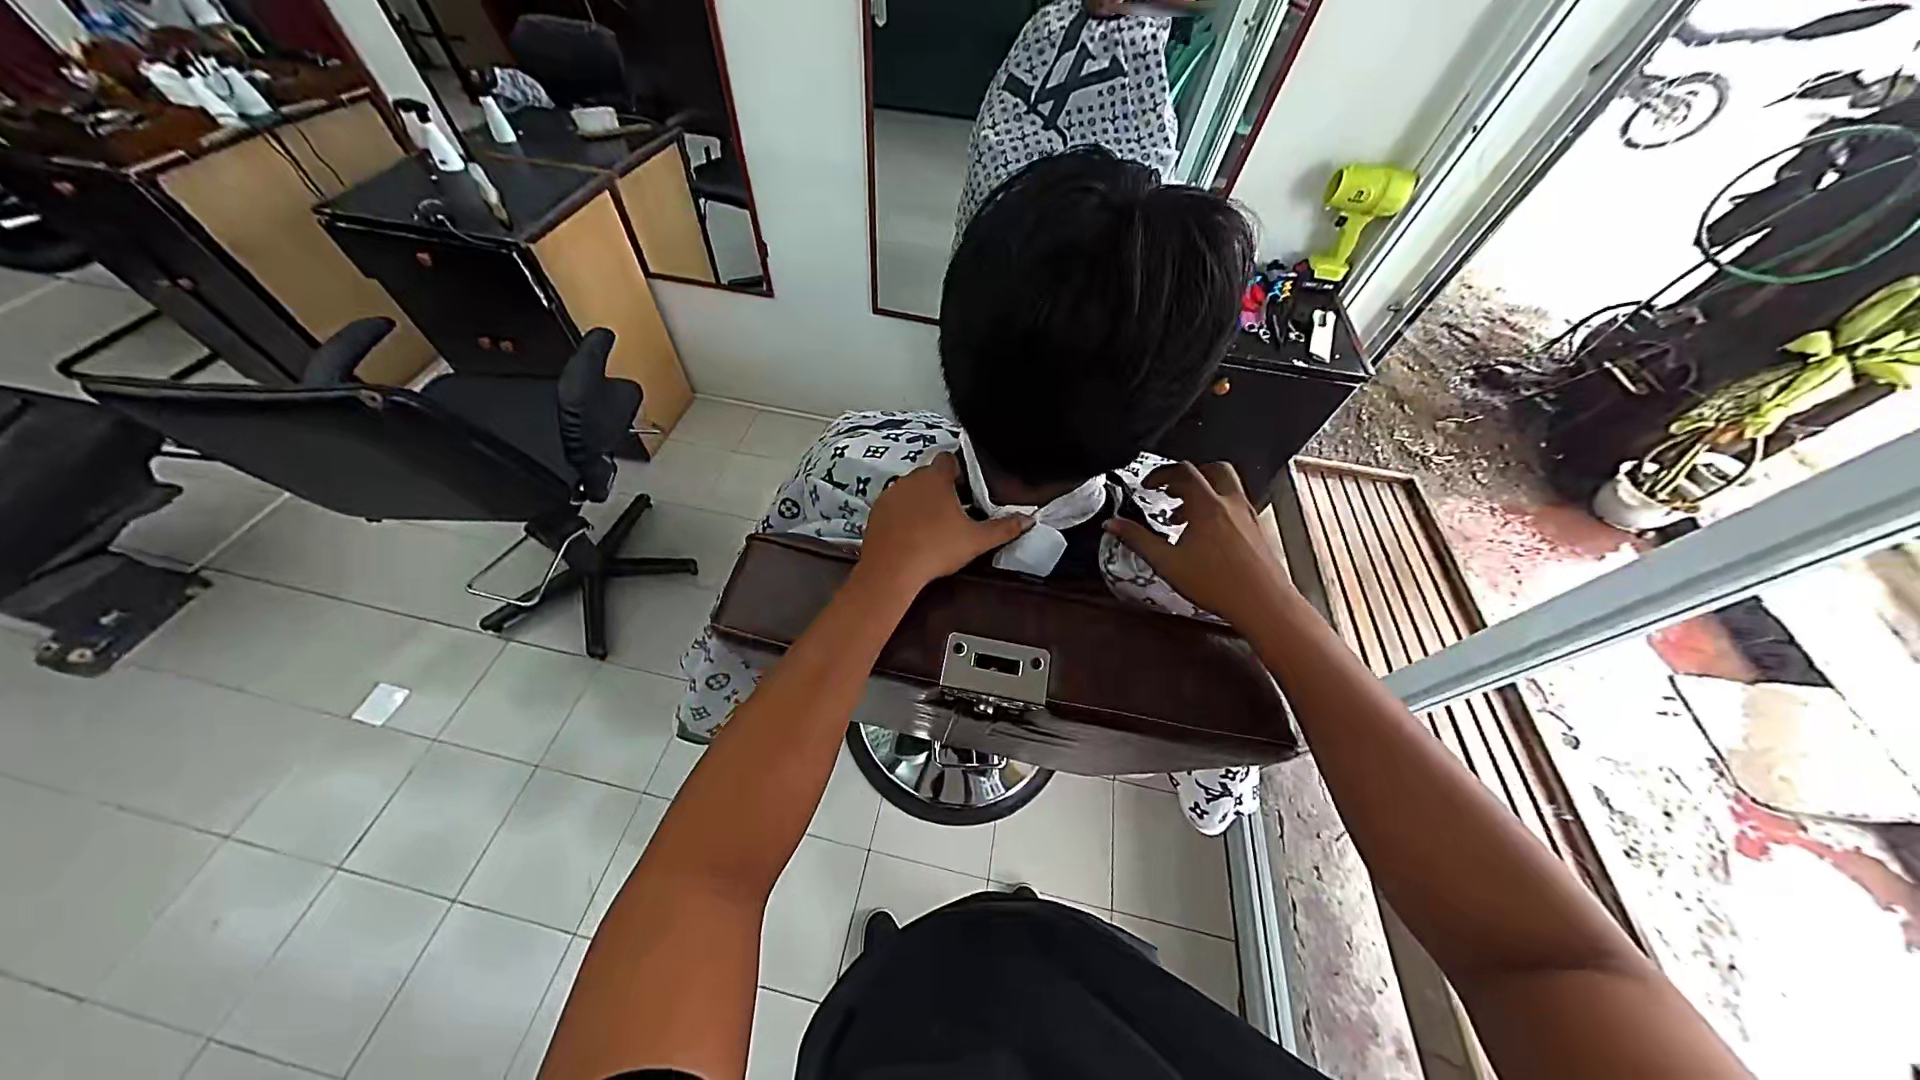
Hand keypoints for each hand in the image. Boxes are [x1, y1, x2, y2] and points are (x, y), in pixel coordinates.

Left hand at [857, 453, 1032, 591]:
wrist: (891, 570)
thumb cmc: (936, 549)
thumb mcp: (977, 540)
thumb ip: (1004, 528)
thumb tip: (1029, 520)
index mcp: (936, 478)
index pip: (949, 459)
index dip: (960, 471)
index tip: (968, 489)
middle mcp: (910, 479)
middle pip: (929, 475)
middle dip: (941, 488)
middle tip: (956, 512)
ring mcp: (889, 495)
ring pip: (910, 490)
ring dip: (921, 501)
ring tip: (934, 526)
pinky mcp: (876, 512)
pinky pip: (894, 506)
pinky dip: (903, 515)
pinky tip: (912, 535)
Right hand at [1105, 461, 1297, 628]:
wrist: (1262, 604)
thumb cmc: (1219, 585)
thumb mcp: (1167, 562)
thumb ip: (1137, 539)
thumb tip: (1113, 525)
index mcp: (1207, 506)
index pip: (1184, 471)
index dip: (1162, 474)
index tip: (1149, 484)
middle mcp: (1231, 504)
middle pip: (1213, 469)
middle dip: (1189, 475)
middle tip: (1171, 490)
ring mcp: (1249, 516)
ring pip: (1227, 487)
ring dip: (1204, 492)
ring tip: (1185, 515)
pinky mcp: (1258, 530)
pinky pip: (1237, 506)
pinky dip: (1219, 508)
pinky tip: (1206, 535)